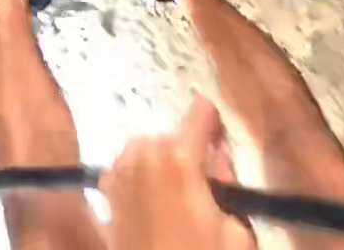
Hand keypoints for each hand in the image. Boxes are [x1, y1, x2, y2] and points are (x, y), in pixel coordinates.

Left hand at [101, 97, 255, 249]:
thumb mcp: (237, 233)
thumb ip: (228, 182)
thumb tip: (218, 154)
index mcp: (180, 158)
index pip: (201, 109)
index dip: (215, 127)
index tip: (220, 151)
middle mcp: (146, 154)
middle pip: (174, 131)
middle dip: (189, 150)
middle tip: (201, 188)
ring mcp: (121, 171)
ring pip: (148, 145)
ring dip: (162, 160)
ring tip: (175, 197)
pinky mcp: (107, 192)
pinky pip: (127, 165)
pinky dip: (140, 174)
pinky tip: (150, 205)